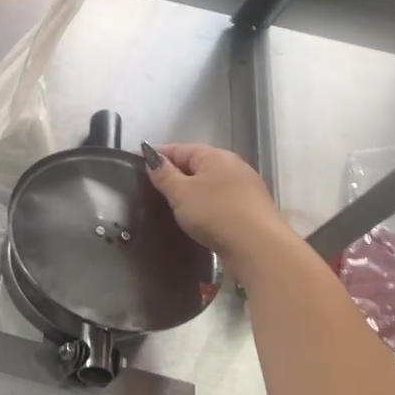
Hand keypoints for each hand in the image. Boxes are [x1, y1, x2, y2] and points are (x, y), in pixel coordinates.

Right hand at [142, 142, 293, 273]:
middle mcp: (233, 166)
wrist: (257, 246)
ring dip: (191, 190)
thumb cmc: (214, 213)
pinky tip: (196, 217)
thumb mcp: (181, 193)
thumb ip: (164, 175)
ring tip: (171, 204)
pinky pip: (219, 200)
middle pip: (197, 164)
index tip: (136, 161)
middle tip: (152, 186)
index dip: (158, 154)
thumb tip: (152, 158)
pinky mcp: (249, 209)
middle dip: (175, 172)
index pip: (180, 148)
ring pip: (210, 183)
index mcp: (215, 156)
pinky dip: (205, 204)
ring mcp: (245, 188)